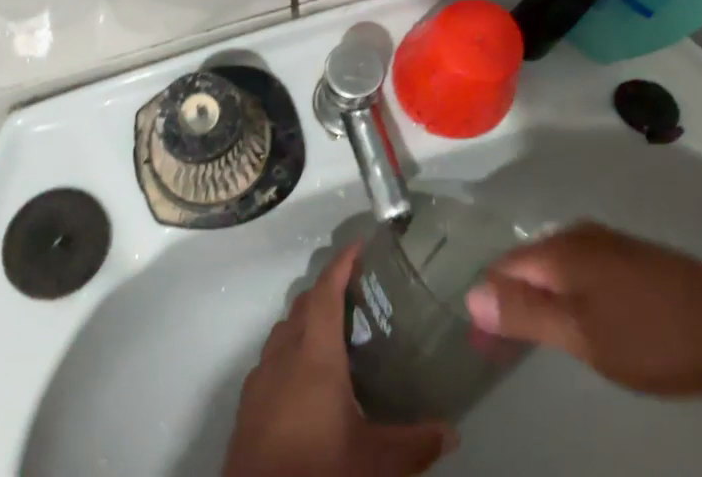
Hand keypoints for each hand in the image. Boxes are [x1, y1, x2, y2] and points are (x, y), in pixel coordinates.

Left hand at [223, 245, 456, 476]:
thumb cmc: (317, 469)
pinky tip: (311, 377)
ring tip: (339, 332)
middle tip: (360, 290)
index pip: (324, 294)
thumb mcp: (375, 462)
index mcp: (313, 357)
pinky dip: (293, 350)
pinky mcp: (249, 403)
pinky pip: (272, 359)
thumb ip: (416, 442)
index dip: (340, 265)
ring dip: (308, 320)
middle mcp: (282, 356)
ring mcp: (260, 378)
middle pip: (302, 306)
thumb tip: (452, 431)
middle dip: (327, 289)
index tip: (359, 246)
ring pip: (284, 332)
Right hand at [464, 223, 701, 396]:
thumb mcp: (581, 332)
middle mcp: (581, 236)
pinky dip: (570, 298)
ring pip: (557, 269)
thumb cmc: (654, 334)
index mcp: (560, 249)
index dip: (486, 306)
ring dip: (541, 301)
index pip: (502, 269)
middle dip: (512, 302)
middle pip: (527, 266)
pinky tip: (583, 322)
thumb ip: (525, 313)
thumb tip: (471, 294)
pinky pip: (583, 274)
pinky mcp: (636, 261)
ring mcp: (612, 246)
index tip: (484, 347)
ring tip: (540, 339)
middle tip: (506, 349)